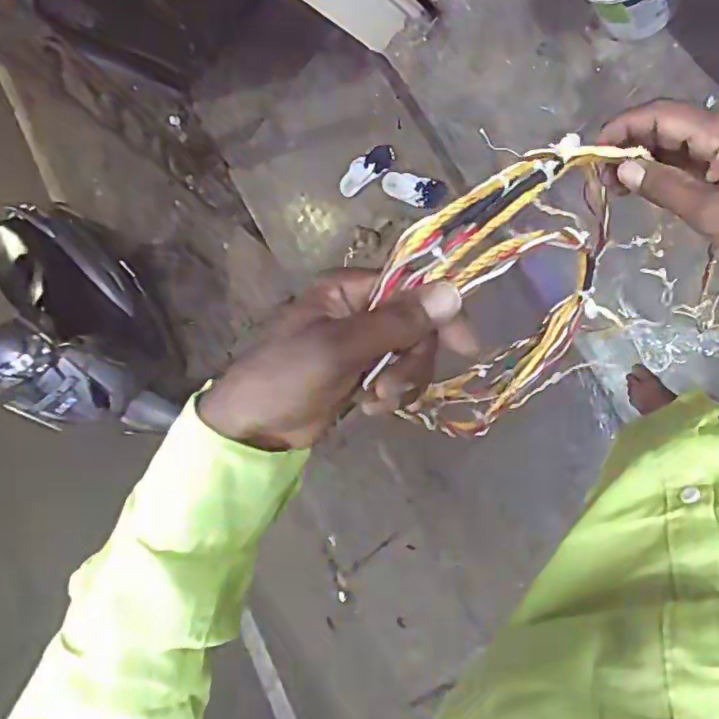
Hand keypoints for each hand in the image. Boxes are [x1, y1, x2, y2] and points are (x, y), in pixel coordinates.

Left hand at [198, 270, 471, 450]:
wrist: (253, 429)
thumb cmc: (286, 376)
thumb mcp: (341, 347)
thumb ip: (397, 321)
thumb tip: (453, 291)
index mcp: (350, 289)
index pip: (413, 288)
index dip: (441, 314)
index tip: (465, 347)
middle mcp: (361, 309)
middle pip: (419, 326)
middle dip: (411, 362)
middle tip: (389, 388)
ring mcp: (365, 342)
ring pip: (414, 354)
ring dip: (403, 382)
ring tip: (374, 400)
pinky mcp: (366, 372)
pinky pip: (401, 375)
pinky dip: (394, 394)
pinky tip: (369, 406)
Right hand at [600, 100, 718, 265]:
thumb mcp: (710, 211)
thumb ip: (663, 187)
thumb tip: (622, 169)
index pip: (660, 115)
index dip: (623, 127)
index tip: (595, 151)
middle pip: (662, 122)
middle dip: (627, 142)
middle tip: (601, 173)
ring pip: (669, 140)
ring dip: (639, 156)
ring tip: (614, 183)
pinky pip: (682, 157)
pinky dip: (657, 167)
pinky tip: (639, 184)